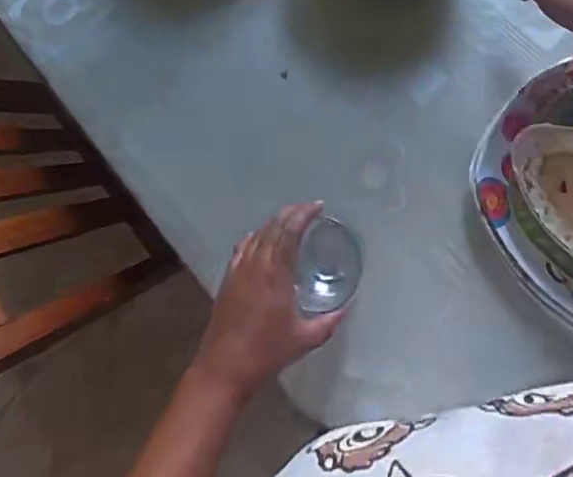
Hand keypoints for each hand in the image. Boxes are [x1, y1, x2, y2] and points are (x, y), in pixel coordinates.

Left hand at [193, 203, 345, 395]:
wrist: (224, 366)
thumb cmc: (266, 352)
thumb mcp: (305, 339)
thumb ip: (329, 321)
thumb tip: (347, 306)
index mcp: (276, 272)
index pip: (290, 230)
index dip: (304, 213)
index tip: (318, 207)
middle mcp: (257, 262)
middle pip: (274, 225)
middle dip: (292, 211)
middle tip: (309, 209)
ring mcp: (240, 267)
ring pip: (259, 232)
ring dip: (276, 221)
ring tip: (291, 221)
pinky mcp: (228, 276)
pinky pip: (244, 245)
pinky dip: (257, 235)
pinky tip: (263, 239)